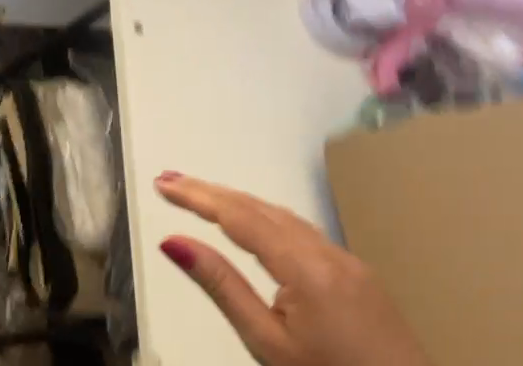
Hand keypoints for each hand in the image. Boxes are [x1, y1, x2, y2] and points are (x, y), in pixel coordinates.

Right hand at [155, 174, 432, 365]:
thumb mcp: (269, 342)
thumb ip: (222, 287)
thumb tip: (172, 241)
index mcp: (306, 268)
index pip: (239, 217)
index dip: (196, 196)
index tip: (160, 183)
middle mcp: (330, 255)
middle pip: (261, 209)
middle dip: (212, 192)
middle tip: (170, 180)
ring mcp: (351, 265)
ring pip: (284, 217)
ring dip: (239, 201)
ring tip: (202, 195)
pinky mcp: (361, 277)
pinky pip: (304, 232)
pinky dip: (266, 217)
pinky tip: (254, 222)